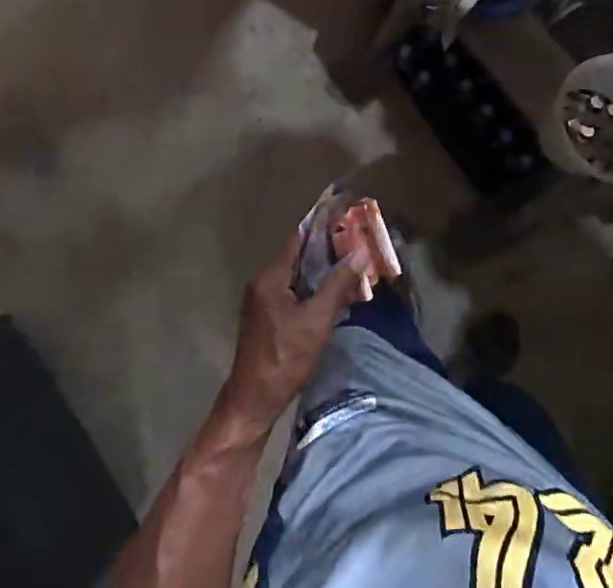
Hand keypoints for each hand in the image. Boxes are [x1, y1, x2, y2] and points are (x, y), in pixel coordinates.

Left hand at [209, 236, 368, 446]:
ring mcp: (265, 300)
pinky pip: (296, 290)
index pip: (299, 238)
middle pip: (299, 254)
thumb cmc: (285, 358)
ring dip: (323, 268)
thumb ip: (337, 284)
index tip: (345, 212)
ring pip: (298, 274)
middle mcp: (264, 282)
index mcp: (271, 277)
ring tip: (353, 260)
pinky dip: (315, 286)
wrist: (254, 400)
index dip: (322, 224)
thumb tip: (358, 253)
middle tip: (358, 238)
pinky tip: (337, 290)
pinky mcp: (270, 316)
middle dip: (328, 246)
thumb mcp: (317, 320)